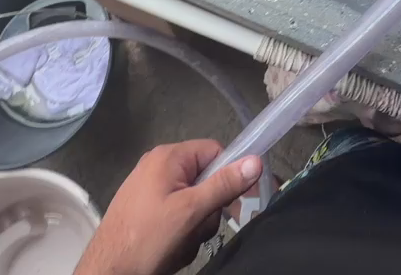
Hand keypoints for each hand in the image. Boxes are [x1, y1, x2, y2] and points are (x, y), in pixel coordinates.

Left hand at [75, 141, 263, 274]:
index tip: (233, 205)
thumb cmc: (148, 239)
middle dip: (207, 209)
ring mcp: (148, 188)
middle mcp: (158, 165)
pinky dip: (179, 231)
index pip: (214, 152)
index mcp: (169, 156)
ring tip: (180, 245)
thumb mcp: (190, 212)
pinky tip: (170, 249)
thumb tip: (257, 160)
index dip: (227, 176)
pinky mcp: (143, 209)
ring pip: (191, 200)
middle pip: (204, 178)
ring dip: (194, 225)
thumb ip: (224, 185)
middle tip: (197, 230)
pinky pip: (175, 213)